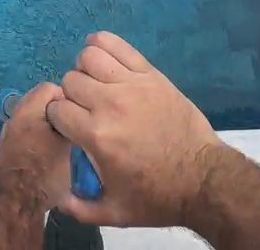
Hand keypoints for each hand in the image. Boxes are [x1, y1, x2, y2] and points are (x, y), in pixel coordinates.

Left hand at [0, 82, 71, 210]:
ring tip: (59, 144)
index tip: (76, 115)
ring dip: (43, 128)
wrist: (18, 204)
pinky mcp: (4, 153)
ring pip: (30, 121)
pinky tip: (44, 157)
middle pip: (37, 102)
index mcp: (28, 109)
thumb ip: (69, 122)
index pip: (49, 87)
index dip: (65, 98)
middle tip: (70, 129)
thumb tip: (71, 115)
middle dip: (54, 113)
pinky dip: (34, 141)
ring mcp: (6, 135)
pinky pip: (22, 137)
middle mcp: (13, 117)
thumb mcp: (66, 145)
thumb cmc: (45, 170)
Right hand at [46, 32, 225, 227]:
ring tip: (96, 84)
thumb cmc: (157, 196)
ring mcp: (131, 84)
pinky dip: (102, 44)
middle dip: (71, 95)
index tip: (68, 125)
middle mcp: (109, 104)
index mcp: (96, 135)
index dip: (59, 117)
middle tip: (84, 108)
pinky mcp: (149, 73)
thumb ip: (79, 207)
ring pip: (89, 57)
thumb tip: (57, 196)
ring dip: (86, 70)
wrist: (202, 179)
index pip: (57, 109)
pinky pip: (116, 44)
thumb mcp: (114, 214)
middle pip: (70, 80)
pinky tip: (101, 56)